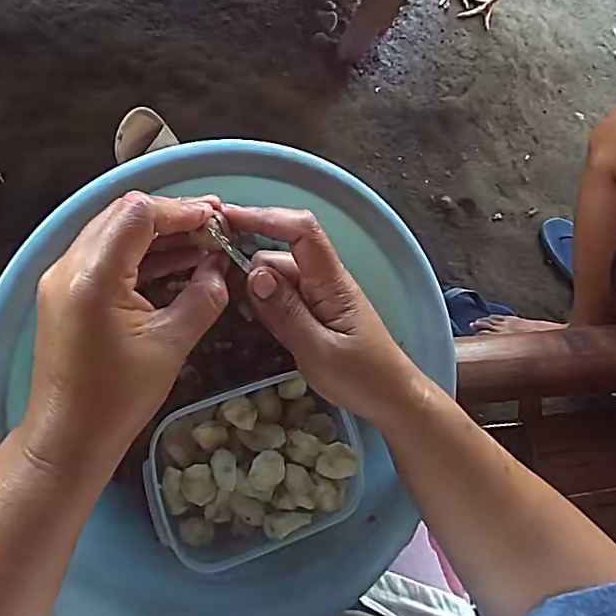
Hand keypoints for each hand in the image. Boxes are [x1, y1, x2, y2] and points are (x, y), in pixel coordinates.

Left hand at [26, 192, 228, 472]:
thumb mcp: (172, 344)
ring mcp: (62, 277)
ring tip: (202, 242)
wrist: (66, 438)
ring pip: (114, 231)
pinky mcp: (65, 291)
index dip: (181, 210)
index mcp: (94, 276)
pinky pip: (106, 255)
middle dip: (171, 215)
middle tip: (212, 225)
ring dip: (157, 233)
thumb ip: (203, 296)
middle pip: (123, 214)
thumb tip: (221, 266)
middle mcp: (70, 266)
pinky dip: (140, 253)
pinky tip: (177, 261)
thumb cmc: (117, 399)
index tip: (215, 218)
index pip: (137, 214)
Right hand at [221, 204, 428, 422]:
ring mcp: (318, 294)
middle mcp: (323, 279)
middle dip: (249, 267)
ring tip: (249, 320)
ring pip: (275, 276)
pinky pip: (281, 295)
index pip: (301, 231)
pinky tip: (262, 325)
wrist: (393, 399)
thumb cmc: (364, 377)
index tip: (228, 218)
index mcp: (331, 281)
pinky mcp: (314, 309)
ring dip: (257, 290)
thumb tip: (254, 275)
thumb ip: (285, 313)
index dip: (265, 217)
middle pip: (277, 254)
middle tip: (222, 293)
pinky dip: (267, 303)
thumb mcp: (319, 352)